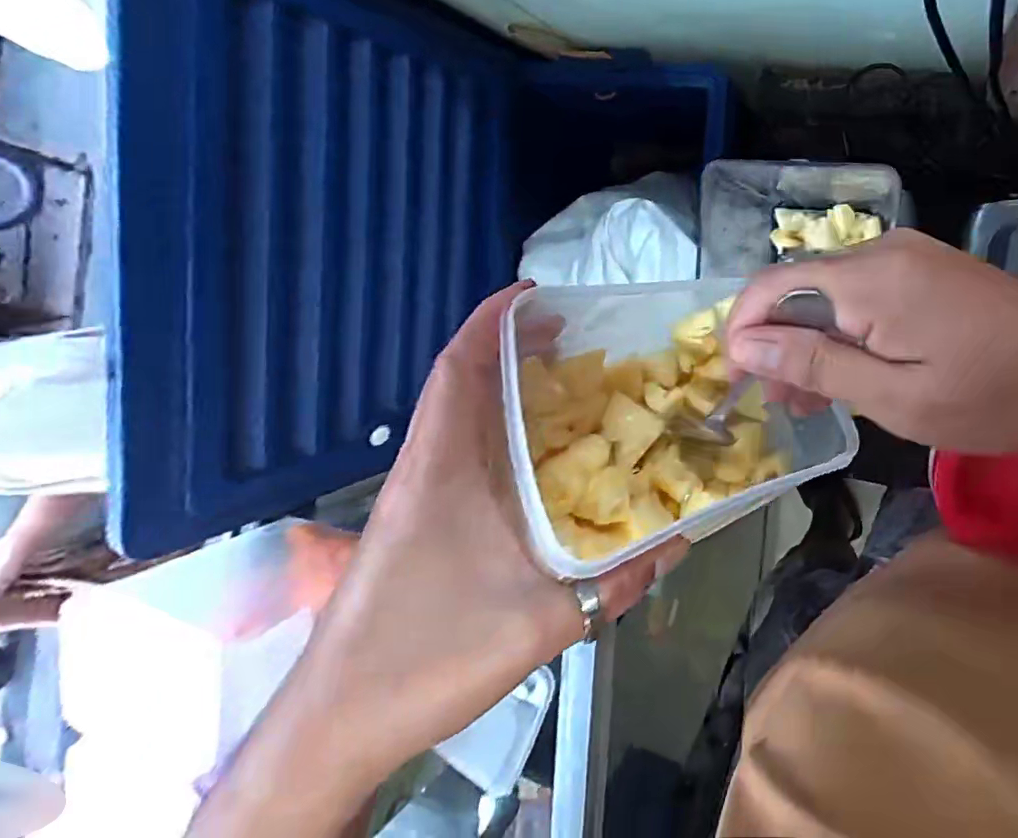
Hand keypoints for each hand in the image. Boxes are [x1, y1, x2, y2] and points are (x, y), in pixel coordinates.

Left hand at [306, 280, 681, 755]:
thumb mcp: (541, 621)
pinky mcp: (420, 521)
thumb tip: (681, 539)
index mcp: (444, 468)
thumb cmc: (429, 655)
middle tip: (576, 338)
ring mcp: (419, 494)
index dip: (493, 320)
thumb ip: (616, 581)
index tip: (537, 295)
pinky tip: (541, 454)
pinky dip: (501, 430)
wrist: (336, 724)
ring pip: (464, 417)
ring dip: (507, 388)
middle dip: (514, 347)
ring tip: (568, 383)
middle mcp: (429, 468)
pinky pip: (465, 452)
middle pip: (465, 382)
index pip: (461, 368)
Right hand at [725, 229, 1017, 453]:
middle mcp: (881, 250)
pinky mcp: (925, 266)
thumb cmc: (993, 396)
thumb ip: (816, 364)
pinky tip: (853, 369)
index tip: (738, 380)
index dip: (743, 328)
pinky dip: (845, 329)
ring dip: (812, 339)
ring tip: (814, 398)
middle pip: (799, 287)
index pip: (773, 284)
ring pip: (830, 291)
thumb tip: (746, 344)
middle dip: (778, 341)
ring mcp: (907, 254)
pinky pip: (863, 292)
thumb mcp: (896, 397)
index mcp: (868, 279)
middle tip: (781, 403)